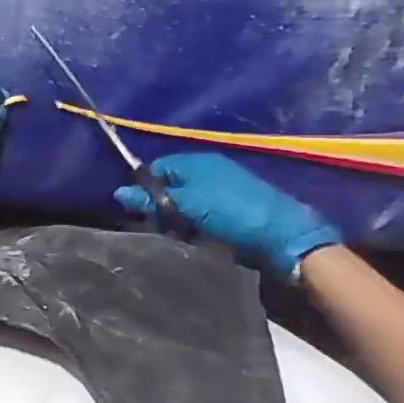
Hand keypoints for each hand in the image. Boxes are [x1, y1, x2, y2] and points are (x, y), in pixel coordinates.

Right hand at [115, 153, 341, 280]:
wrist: (285, 238)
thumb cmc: (230, 214)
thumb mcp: (186, 206)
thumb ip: (151, 200)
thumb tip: (119, 193)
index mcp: (196, 162)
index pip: (156, 169)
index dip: (144, 188)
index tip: (138, 211)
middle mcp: (208, 171)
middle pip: (170, 186)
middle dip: (160, 206)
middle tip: (155, 227)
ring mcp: (224, 190)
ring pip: (185, 203)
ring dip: (178, 220)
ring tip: (175, 237)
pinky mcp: (235, 209)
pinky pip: (203, 214)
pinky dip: (196, 226)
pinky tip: (196, 240)